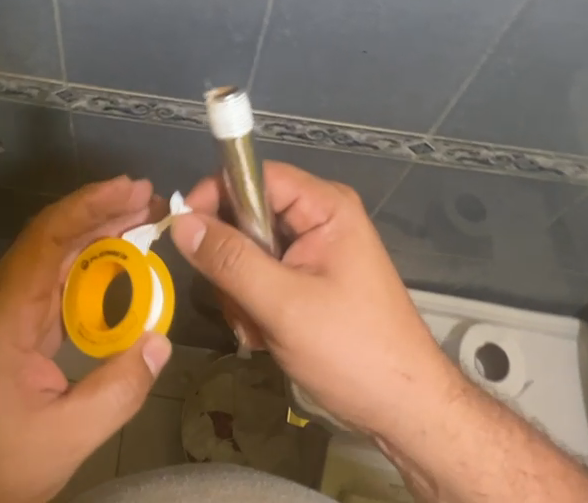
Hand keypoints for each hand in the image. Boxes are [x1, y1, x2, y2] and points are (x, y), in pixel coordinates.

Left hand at [0, 176, 173, 502]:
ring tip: (142, 220)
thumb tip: (161, 341)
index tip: (134, 188)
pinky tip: (116, 265)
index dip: (91, 205)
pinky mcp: (12, 327)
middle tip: (152, 200)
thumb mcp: (66, 436)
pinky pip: (51, 279)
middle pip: (52, 235)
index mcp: (8, 312)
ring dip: (95, 232)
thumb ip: (118, 390)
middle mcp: (3, 298)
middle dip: (102, 210)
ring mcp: (5, 311)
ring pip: (52, 253)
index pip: (48, 236)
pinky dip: (86, 263)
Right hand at [170, 162, 587, 502]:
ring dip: (240, 289)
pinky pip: (263, 273)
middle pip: (248, 214)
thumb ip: (230, 260)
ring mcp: (316, 250)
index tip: (184, 228)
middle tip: (234, 300)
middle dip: (231, 259)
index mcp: (325, 206)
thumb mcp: (283, 305)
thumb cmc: (353, 352)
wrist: (407, 411)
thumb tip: (180, 222)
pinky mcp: (311, 279)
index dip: (216, 194)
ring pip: (249, 249)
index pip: (255, 175)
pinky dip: (254, 303)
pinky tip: (265, 335)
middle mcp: (320, 218)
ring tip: (257, 328)